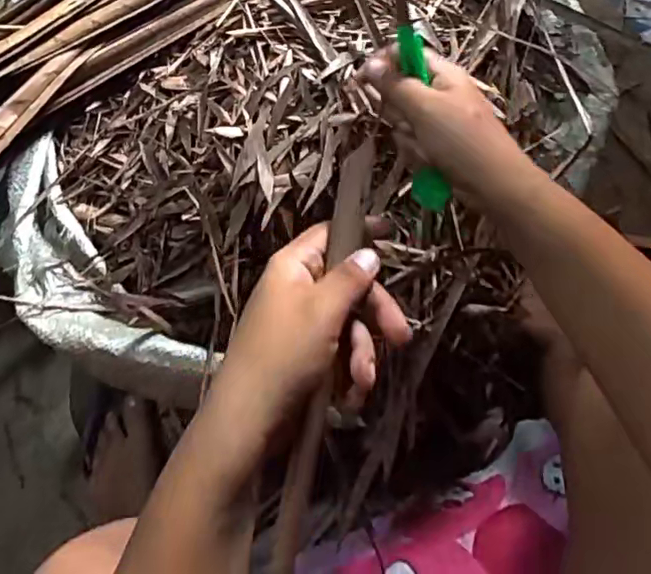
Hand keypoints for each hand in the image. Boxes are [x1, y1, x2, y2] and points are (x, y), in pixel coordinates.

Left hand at [195, 222, 412, 475]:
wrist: (250, 417)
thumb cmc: (284, 353)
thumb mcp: (322, 311)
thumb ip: (349, 279)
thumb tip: (368, 252)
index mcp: (293, 266)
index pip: (328, 234)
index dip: (359, 233)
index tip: (390, 232)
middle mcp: (297, 288)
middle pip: (349, 285)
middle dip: (375, 315)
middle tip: (400, 336)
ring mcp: (302, 323)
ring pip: (349, 324)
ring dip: (362, 353)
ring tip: (362, 381)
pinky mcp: (307, 355)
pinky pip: (340, 352)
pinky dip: (349, 372)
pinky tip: (349, 395)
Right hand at [359, 45, 535, 195]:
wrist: (496, 187)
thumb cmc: (463, 141)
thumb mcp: (425, 108)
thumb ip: (395, 85)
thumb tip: (369, 63)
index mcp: (443, 74)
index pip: (406, 53)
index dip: (384, 62)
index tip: (364, 79)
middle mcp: (440, 93)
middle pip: (399, 90)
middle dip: (397, 111)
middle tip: (408, 122)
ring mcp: (439, 120)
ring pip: (402, 120)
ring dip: (407, 136)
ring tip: (425, 148)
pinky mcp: (437, 144)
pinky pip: (412, 141)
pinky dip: (416, 153)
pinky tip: (429, 162)